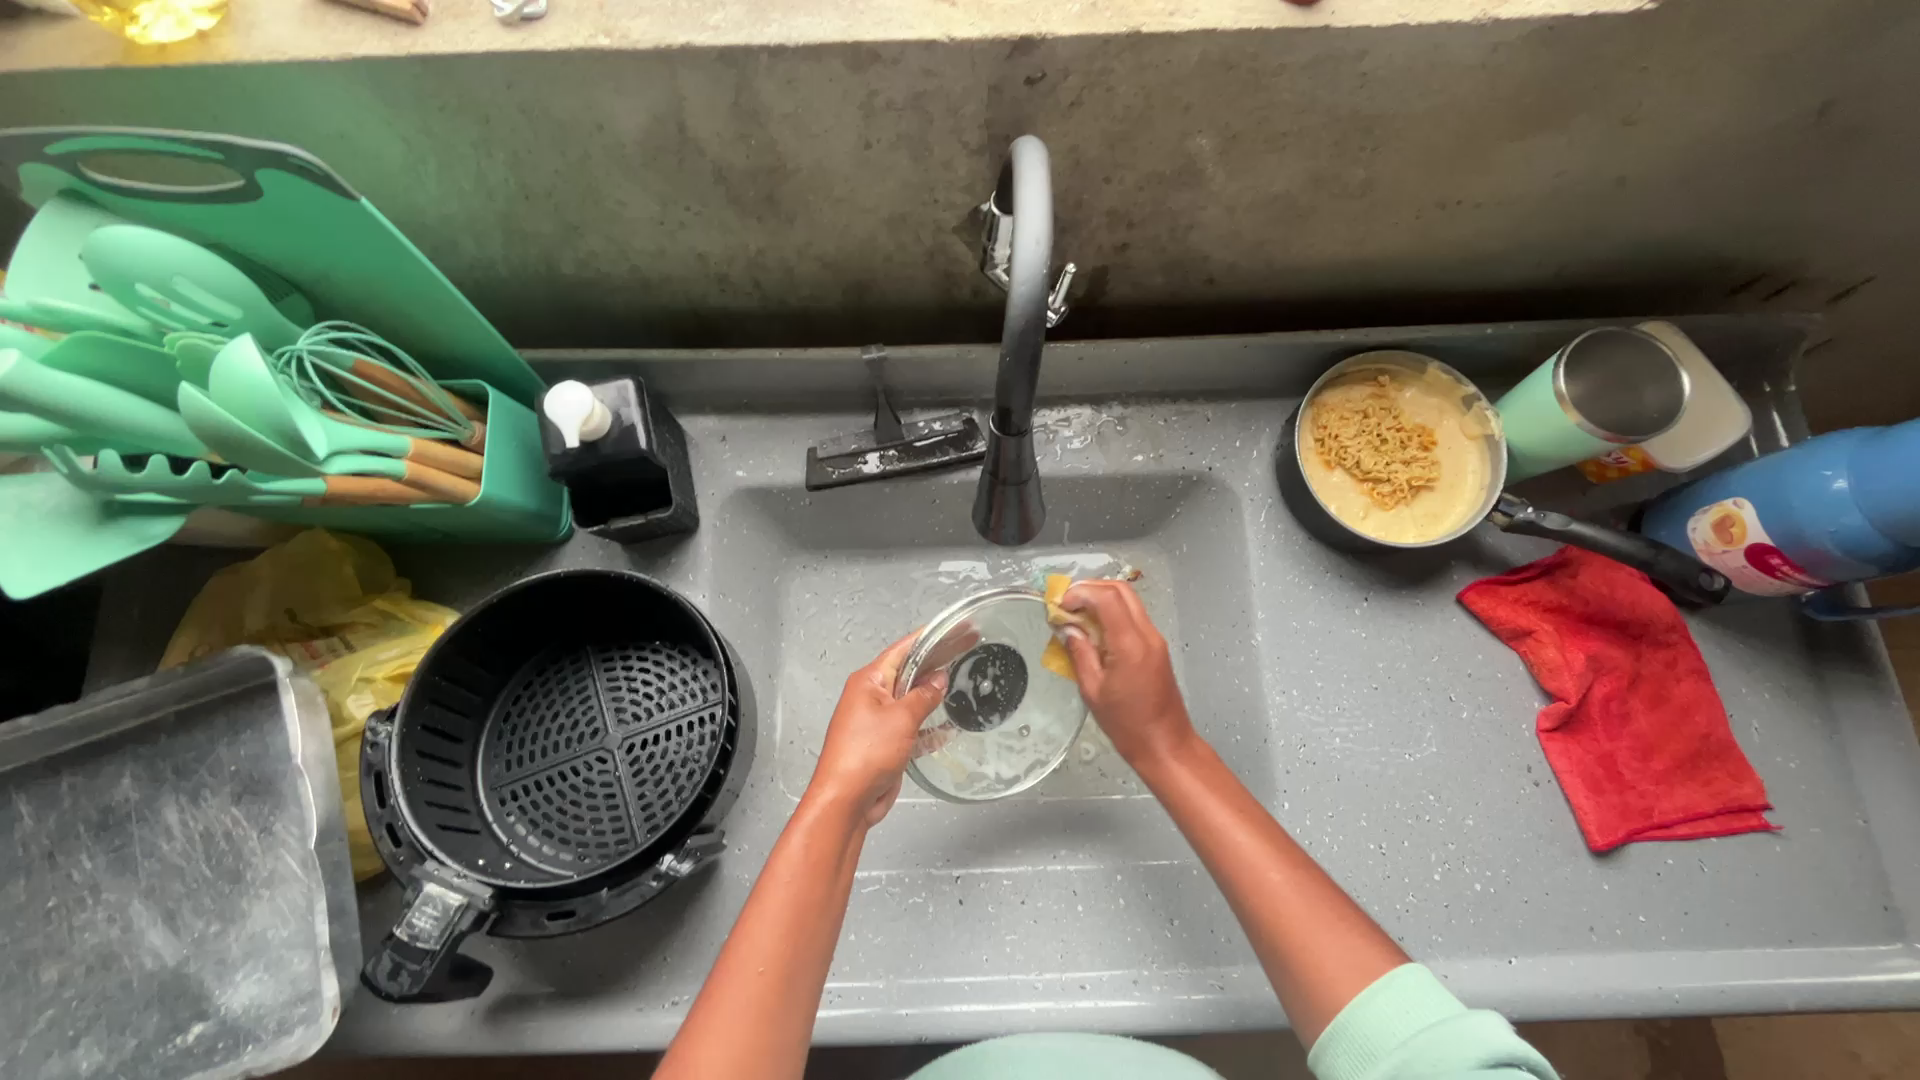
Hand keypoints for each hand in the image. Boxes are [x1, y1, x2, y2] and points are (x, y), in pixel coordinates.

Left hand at [807, 634, 948, 826]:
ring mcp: (875, 720)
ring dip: (930, 697)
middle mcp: (869, 697)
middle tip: (959, 652)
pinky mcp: (883, 742)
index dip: (929, 638)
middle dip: (933, 664)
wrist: (847, 799)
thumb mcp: (902, 718)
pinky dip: (926, 727)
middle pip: (907, 673)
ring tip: (955, 686)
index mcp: (868, 681)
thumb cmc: (861, 757)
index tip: (951, 631)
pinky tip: (944, 728)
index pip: (903, 649)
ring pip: (909, 700)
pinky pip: (909, 727)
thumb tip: (938, 680)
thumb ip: (924, 696)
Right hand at [1060, 580, 1199, 765]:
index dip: (1080, 592)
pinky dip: (1111, 613)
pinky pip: (1133, 617)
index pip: (1107, 598)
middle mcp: (1147, 634)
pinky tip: (1093, 629)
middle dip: (1090, 588)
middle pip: (1121, 590)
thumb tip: (1067, 628)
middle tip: (1066, 602)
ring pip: (1129, 600)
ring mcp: (1155, 639)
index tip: (1060, 605)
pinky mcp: (1156, 647)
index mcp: (1130, 645)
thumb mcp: (1092, 690)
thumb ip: (1079, 653)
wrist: (1165, 744)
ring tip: (1076, 614)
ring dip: (1101, 599)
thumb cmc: (1126, 724)